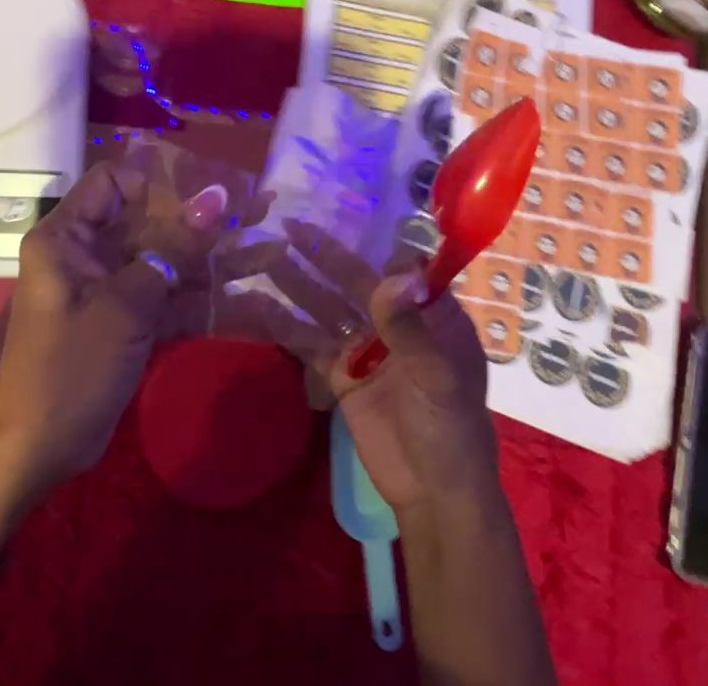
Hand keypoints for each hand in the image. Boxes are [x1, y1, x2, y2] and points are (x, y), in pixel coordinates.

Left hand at [0, 158, 232, 497]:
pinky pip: (168, 297)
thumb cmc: (70, 367)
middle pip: (149, 221)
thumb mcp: (126, 305)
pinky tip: (251, 292)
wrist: (37, 449)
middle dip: (203, 219)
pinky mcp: (126, 323)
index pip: (113, 182)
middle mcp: (87, 254)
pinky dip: (202, 297)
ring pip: (166, 261)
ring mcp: (109, 290)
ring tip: (272, 247)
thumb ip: (173, 249)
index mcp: (67, 238)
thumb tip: (217, 196)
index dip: (161, 179)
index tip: (212, 188)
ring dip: (213, 258)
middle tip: (261, 209)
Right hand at [268, 219, 499, 518]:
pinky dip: (283, 325)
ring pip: (326, 307)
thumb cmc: (452, 431)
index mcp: (431, 316)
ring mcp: (364, 349)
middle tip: (288, 224)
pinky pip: (308, 343)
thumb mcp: (438, 379)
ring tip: (262, 255)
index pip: (401, 267)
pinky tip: (255, 305)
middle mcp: (395, 323)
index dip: (372, 240)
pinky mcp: (339, 375)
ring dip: (297, 283)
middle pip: (355, 281)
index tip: (342, 212)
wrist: (432, 494)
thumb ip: (410, 328)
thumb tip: (391, 273)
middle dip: (323, 255)